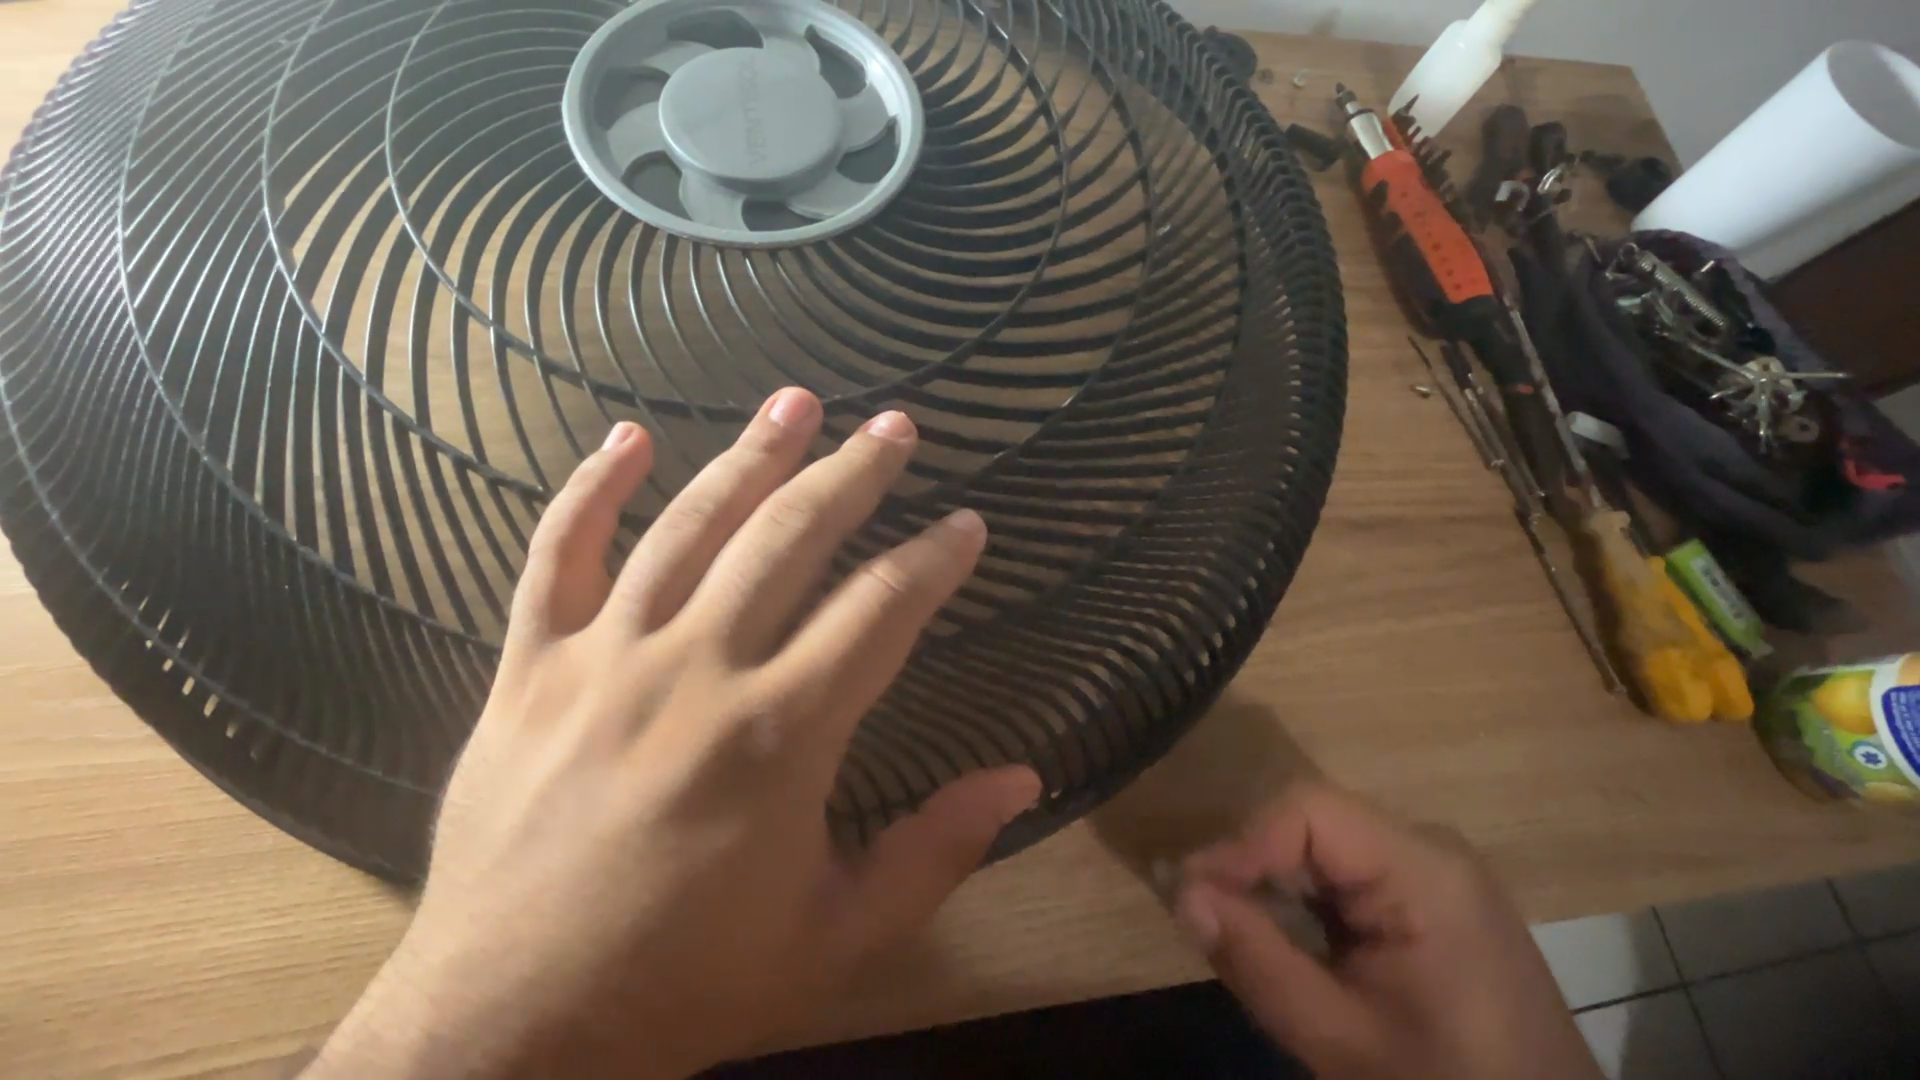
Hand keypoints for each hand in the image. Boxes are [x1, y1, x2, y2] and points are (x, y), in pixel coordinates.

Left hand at [307, 388, 1040, 1079]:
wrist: (507, 1031)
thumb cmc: (686, 984)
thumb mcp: (836, 935)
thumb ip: (935, 851)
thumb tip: (1022, 779)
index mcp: (778, 737)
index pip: (880, 612)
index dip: (933, 560)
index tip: (967, 524)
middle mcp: (695, 673)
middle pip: (788, 539)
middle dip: (852, 473)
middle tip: (894, 425)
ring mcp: (603, 661)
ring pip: (686, 527)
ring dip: (749, 456)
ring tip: (795, 399)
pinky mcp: (528, 670)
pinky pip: (554, 559)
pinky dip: (589, 492)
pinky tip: (626, 438)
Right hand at [1174, 784, 1600, 1079]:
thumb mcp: (1341, 1039)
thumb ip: (1257, 960)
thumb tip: (1180, 892)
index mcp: (1425, 870)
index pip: (1308, 811)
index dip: (1241, 843)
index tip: (1190, 893)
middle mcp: (1433, 850)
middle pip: (1315, 824)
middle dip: (1254, 868)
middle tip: (1206, 918)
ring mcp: (1438, 873)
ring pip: (1325, 849)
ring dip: (1277, 887)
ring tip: (1241, 935)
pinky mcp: (1435, 899)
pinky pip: (1350, 875)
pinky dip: (1308, 904)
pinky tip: (1294, 948)